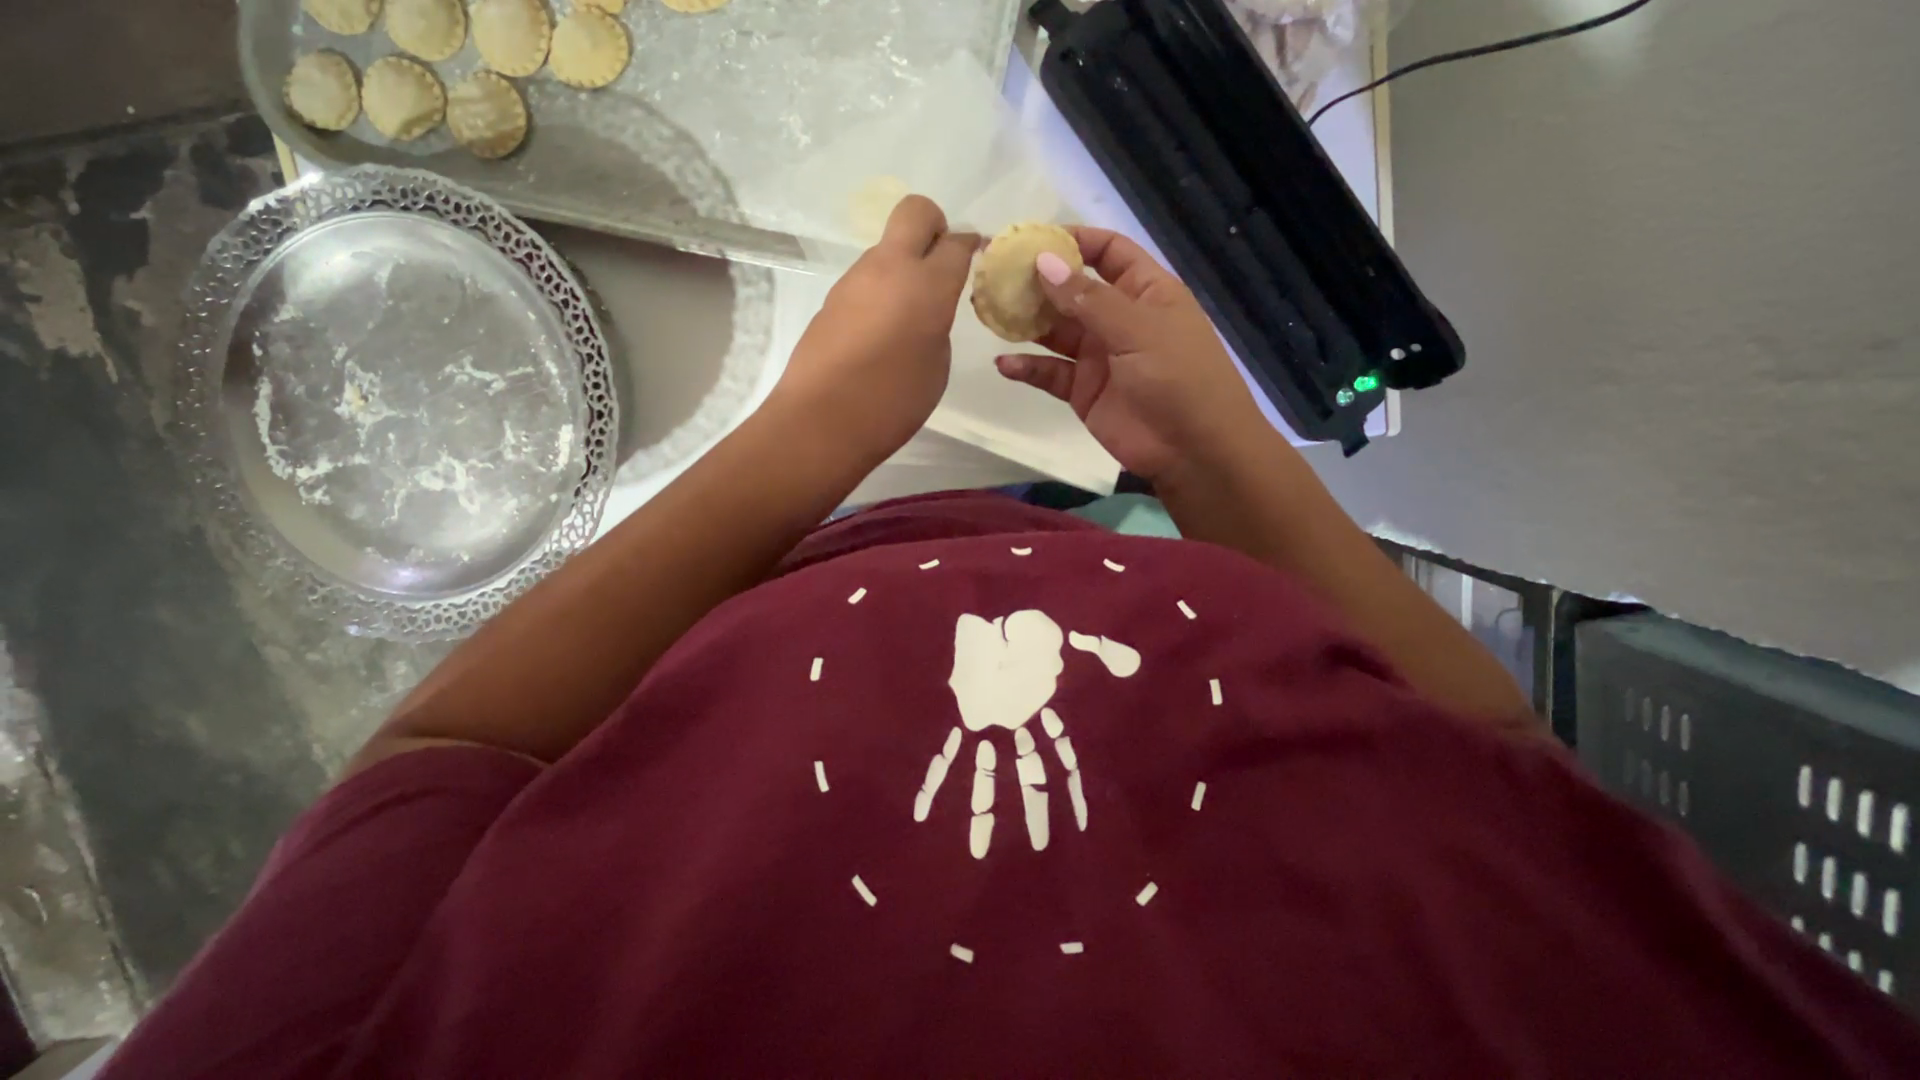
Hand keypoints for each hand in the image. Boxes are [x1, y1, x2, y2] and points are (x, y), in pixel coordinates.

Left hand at [769, 195, 976, 462]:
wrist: (821, 421)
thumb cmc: (892, 401)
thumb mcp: (937, 365)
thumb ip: (938, 325)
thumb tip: (926, 309)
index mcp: (927, 284)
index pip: (956, 242)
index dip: (970, 246)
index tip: (977, 259)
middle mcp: (889, 268)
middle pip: (916, 211)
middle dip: (934, 226)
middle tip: (939, 265)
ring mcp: (854, 281)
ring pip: (887, 249)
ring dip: (902, 267)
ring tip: (908, 318)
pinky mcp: (831, 300)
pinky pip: (866, 282)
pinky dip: (879, 294)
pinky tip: (880, 336)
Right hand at [993, 227, 1267, 481]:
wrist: (1195, 451)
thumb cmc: (1179, 378)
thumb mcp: (1137, 330)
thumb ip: (1087, 298)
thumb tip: (1043, 261)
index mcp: (1146, 292)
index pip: (1108, 252)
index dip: (1073, 241)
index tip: (1030, 240)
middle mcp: (1120, 318)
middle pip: (1073, 289)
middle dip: (1037, 281)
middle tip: (994, 274)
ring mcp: (1100, 355)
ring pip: (1055, 330)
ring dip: (1026, 322)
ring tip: (990, 312)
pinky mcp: (1084, 391)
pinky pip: (1050, 372)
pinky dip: (1028, 367)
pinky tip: (1004, 363)